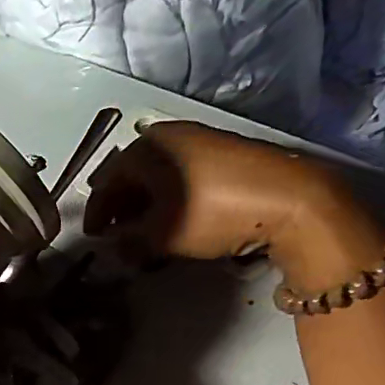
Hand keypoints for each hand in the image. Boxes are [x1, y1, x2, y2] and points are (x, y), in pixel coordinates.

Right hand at [81, 121, 384, 288]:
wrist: (290, 200)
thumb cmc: (213, 214)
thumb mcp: (163, 235)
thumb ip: (129, 242)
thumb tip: (113, 249)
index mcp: (147, 147)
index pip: (107, 181)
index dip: (97, 213)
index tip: (93, 237)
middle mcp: (169, 136)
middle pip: (132, 175)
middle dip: (122, 208)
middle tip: (116, 235)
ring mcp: (200, 140)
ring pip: (158, 175)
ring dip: (146, 205)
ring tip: (145, 232)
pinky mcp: (226, 153)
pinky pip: (182, 175)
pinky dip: (171, 197)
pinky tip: (176, 218)